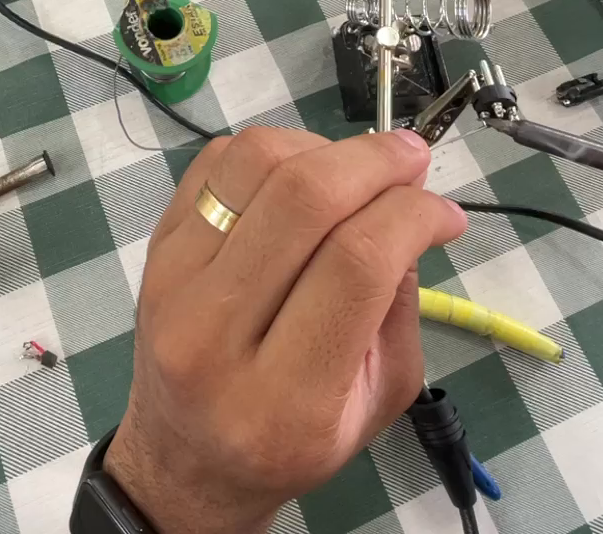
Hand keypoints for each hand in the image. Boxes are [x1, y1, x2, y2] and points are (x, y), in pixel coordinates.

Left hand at [104, 127, 466, 532]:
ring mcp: (172, 276)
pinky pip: (217, 160)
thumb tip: (410, 211)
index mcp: (282, 398)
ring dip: (321, 146)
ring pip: (253, 162)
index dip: (412, 216)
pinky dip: (272, 149)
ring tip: (356, 165)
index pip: (355, 263)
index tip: (445, 212)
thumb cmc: (289, 442)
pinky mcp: (157, 242)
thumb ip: (398, 308)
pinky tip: (302, 170)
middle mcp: (213, 329)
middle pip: (302, 199)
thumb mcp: (374, 404)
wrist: (185, 455)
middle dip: (373, 162)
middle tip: (412, 158)